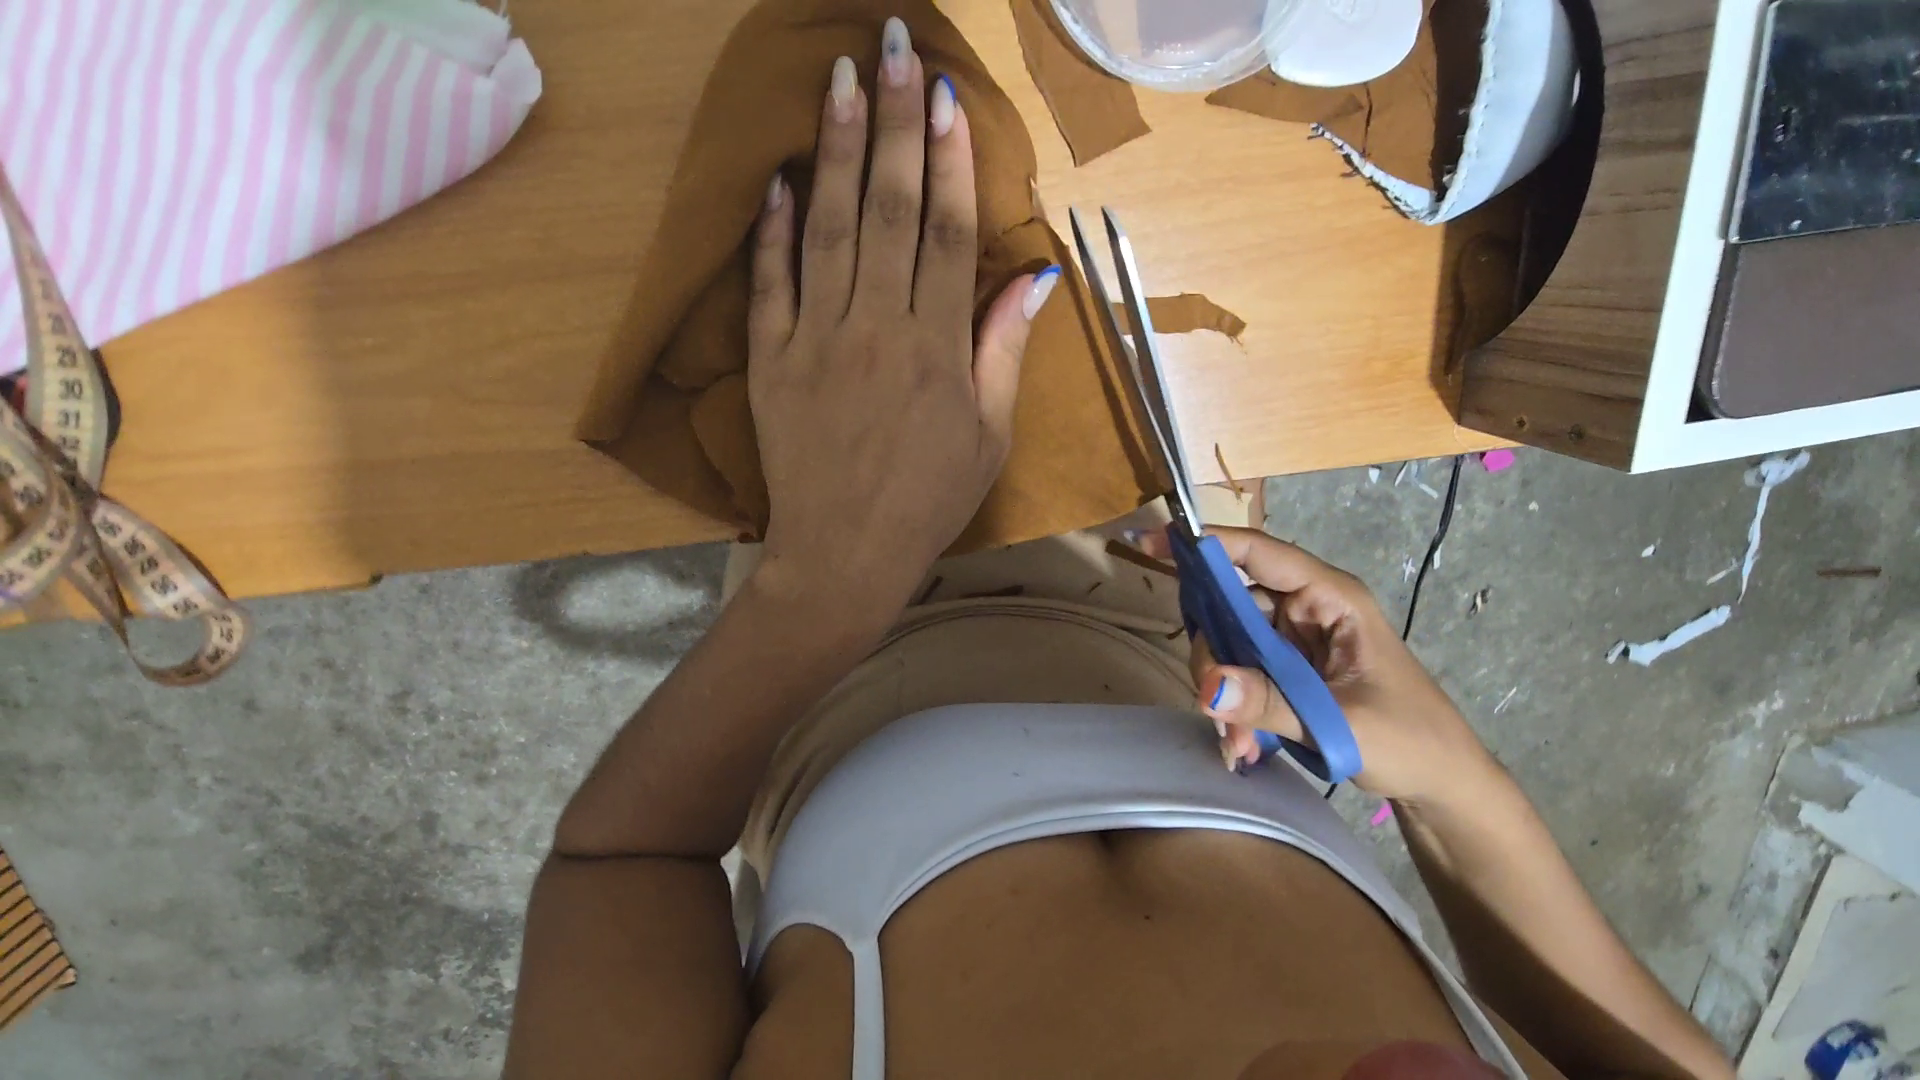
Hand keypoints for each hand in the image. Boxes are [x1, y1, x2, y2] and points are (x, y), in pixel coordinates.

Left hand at [746, 19, 1061, 611]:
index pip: (946, 233)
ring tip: (836, 80)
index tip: (945, 96)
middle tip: (890, 45)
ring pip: (826, 230)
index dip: (949, 160)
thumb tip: (1036, 278)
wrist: (844, 555)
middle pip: (886, 210)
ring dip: (831, 151)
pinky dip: (771, 231)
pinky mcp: (769, 363)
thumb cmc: (928, 502)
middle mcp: (877, 328)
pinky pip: (769, 285)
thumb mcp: (989, 435)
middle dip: (890, 123)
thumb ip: (1004, 348)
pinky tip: (776, 178)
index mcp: (937, 347)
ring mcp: (816, 341)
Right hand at [1153, 526, 1499, 803]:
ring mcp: (1294, 640)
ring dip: (1223, 691)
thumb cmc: (1410, 741)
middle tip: (1208, 701)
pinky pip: (1240, 674)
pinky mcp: (1286, 670)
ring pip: (1230, 644)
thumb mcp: (1338, 722)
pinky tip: (1243, 747)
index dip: (1208, 545)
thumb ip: (1269, 702)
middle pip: (1232, 605)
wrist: (1440, 785)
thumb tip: (1205, 686)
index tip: (1154, 542)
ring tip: (1238, 742)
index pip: (1260, 554)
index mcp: (1332, 598)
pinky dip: (1233, 708)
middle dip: (1214, 654)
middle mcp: (1307, 609)